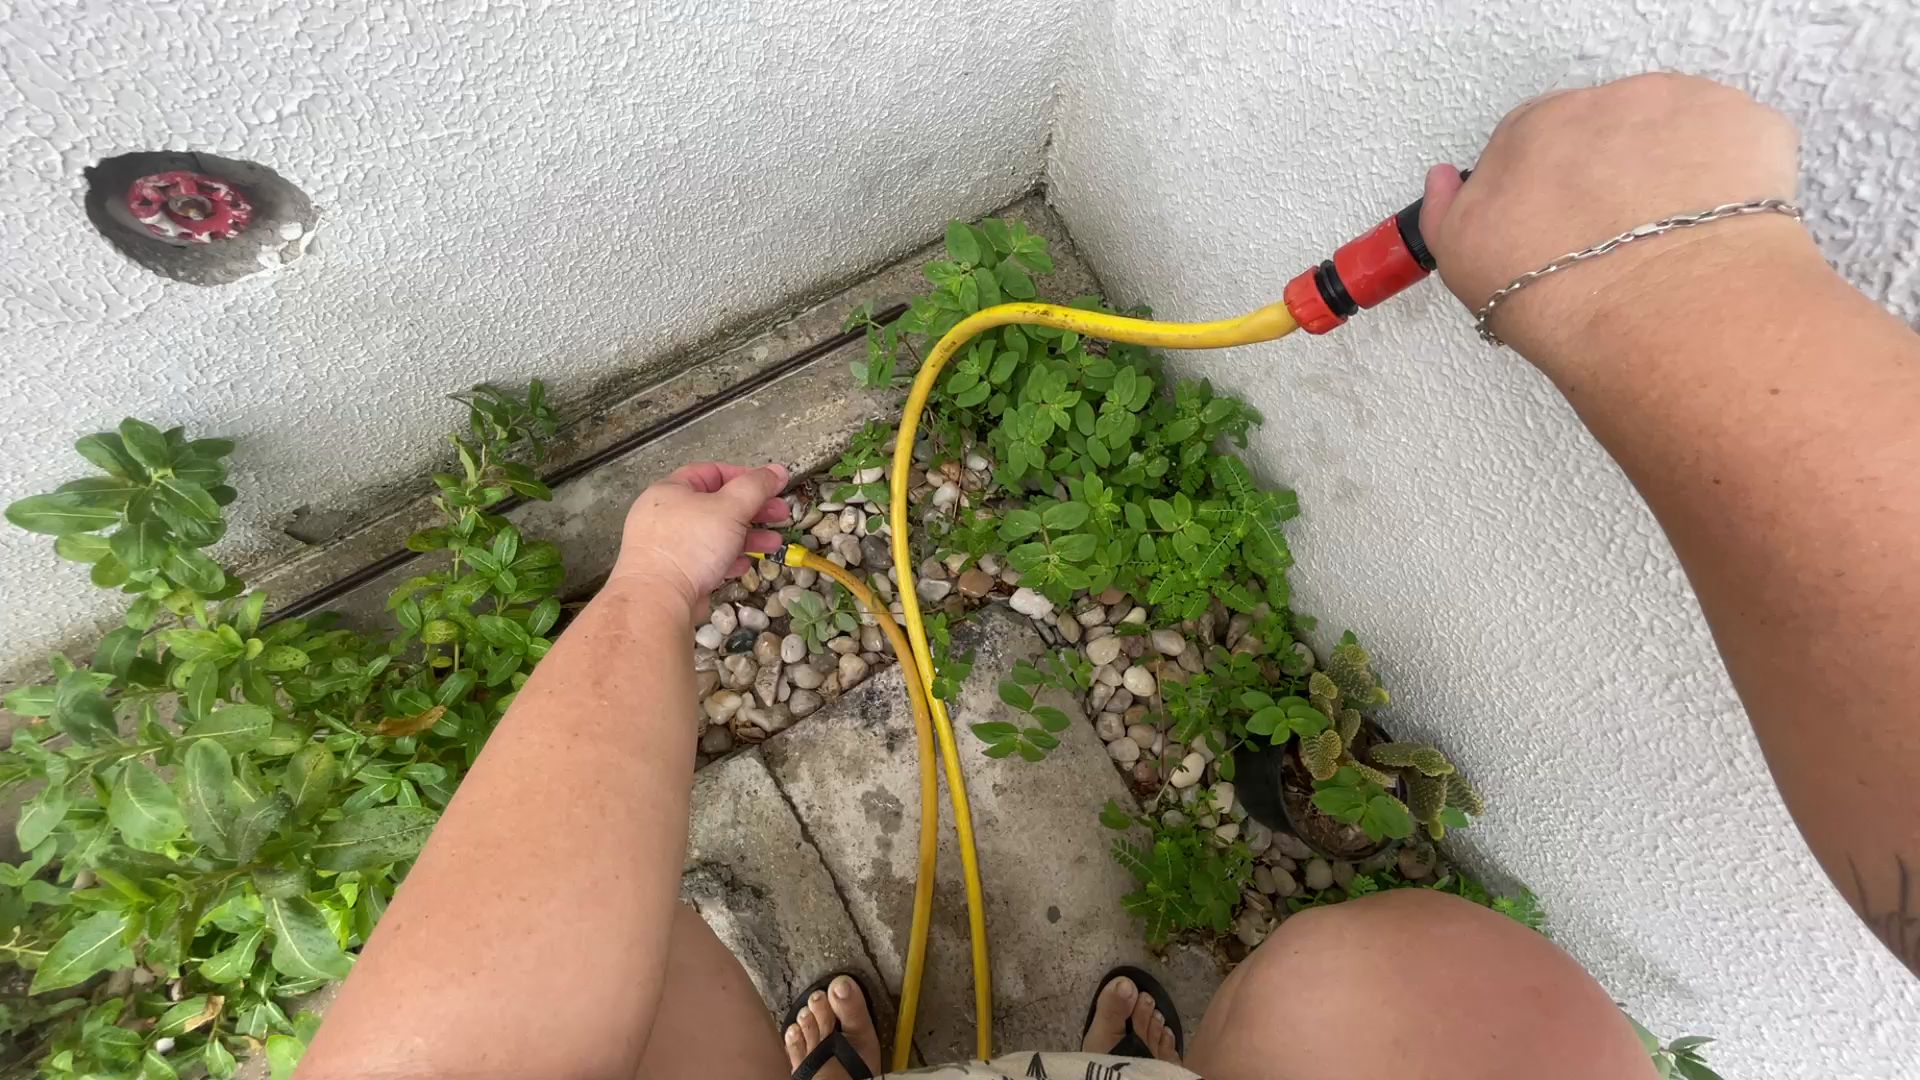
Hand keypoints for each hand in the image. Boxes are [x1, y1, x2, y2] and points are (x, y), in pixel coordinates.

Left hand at [608, 462, 790, 616]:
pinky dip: (728, 558)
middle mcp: (667, 515)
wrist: (659, 598)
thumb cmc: (690, 545)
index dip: (745, 476)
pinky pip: (706, 558)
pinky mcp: (675, 571)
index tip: (770, 486)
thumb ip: (757, 487)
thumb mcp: (731, 507)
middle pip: (718, 504)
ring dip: (748, 537)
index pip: (712, 472)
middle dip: (754, 510)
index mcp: (672, 490)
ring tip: (773, 543)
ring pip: (716, 534)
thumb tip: (778, 471)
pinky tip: (744, 565)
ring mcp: (669, 545)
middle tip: (779, 514)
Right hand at [1418, 73, 1812, 364]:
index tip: (1534, 219)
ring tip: (1639, 232)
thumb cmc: (1550, 289)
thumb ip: (1443, 209)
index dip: (1525, 185)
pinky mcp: (1738, 121)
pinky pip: (1718, 137)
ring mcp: (1675, 110)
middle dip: (1589, 170)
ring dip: (1647, 167)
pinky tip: (1686, 222)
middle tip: (1587, 231)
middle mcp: (1598, 106)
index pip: (1519, 139)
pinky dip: (1704, 172)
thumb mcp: (1459, 258)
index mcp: (1524, 132)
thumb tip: (1444, 181)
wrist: (1647, 307)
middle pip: (1589, 129)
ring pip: (1654, 131)